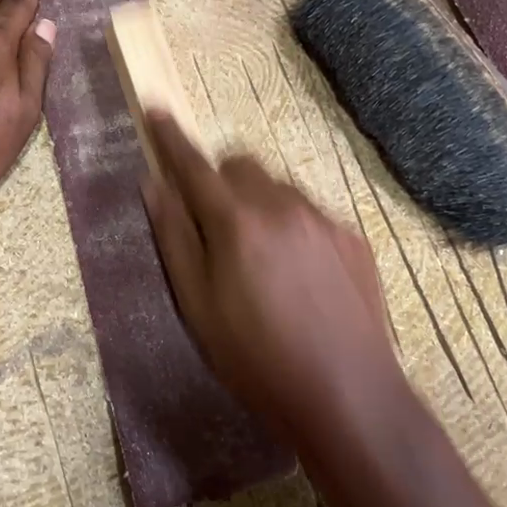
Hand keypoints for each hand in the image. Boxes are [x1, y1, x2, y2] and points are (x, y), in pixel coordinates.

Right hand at [139, 110, 403, 442]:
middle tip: (213, 224)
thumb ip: (173, 237)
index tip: (156, 108)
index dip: (170, 136)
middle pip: (239, 164)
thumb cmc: (256, 357)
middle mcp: (281, 204)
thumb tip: (153, 184)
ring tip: (259, 257)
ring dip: (257, 201)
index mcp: (236, 220)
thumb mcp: (196, 305)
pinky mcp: (353, 237)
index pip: (193, 163)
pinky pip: (310, 210)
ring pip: (276, 186)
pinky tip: (297, 273)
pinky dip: (291, 223)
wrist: (349, 398)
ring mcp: (323, 218)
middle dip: (219, 180)